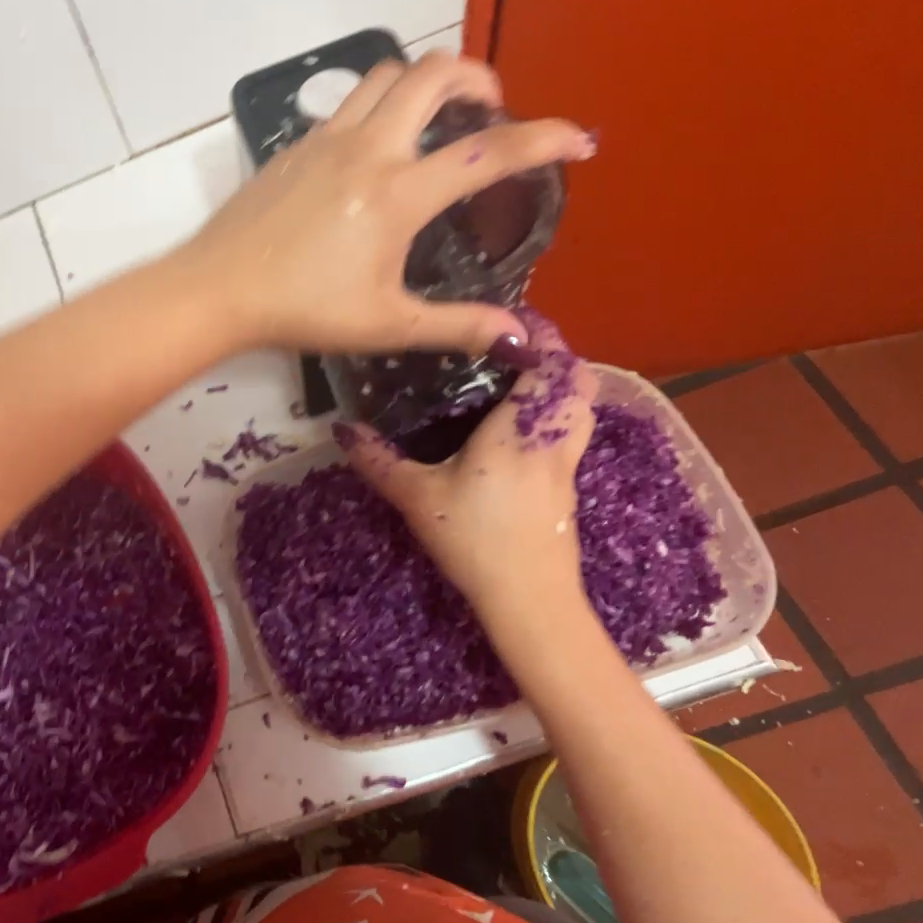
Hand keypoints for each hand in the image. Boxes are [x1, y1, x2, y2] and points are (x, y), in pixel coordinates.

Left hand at [181, 51, 594, 360]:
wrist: (218, 290)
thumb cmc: (302, 310)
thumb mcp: (385, 325)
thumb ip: (455, 326)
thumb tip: (517, 338)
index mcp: (399, 194)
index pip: (489, 151)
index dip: (546, 139)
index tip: (578, 141)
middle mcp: (368, 150)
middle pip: (434, 73)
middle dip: (478, 78)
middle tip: (490, 112)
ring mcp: (326, 140)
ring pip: (386, 74)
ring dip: (423, 80)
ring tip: (437, 116)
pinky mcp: (295, 146)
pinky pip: (348, 102)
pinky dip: (379, 104)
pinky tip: (376, 148)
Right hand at [340, 324, 598, 616]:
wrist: (529, 599)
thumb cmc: (475, 539)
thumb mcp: (417, 497)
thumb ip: (379, 460)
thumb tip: (341, 428)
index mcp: (522, 428)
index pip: (552, 364)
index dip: (540, 336)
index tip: (510, 322)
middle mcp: (554, 438)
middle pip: (578, 381)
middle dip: (554, 357)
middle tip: (511, 352)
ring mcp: (567, 465)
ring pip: (581, 409)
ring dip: (559, 388)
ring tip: (516, 384)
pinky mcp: (566, 489)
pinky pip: (570, 434)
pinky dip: (555, 417)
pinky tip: (518, 432)